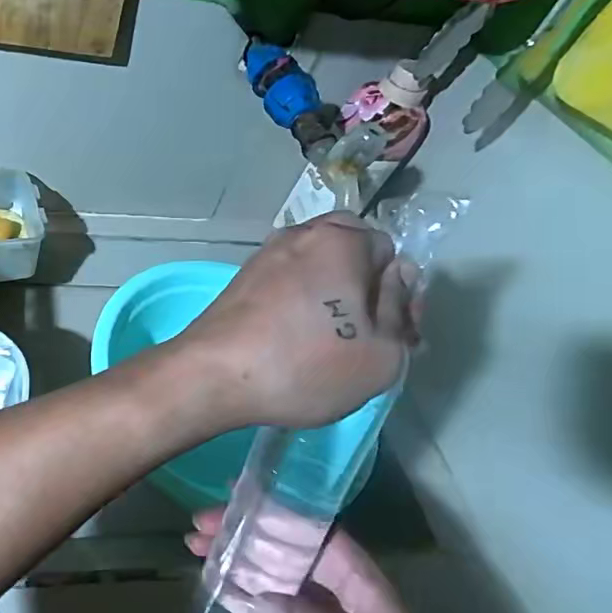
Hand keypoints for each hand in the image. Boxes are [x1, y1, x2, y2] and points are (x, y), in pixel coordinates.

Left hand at [169, 212, 413, 428]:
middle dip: (365, 287)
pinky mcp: (239, 282)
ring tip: (335, 346)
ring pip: (315, 269)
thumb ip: (401, 309)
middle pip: (348, 252)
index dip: (401, 294)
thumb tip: (396, 277)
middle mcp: (297, 236)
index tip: (398, 333)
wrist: (210, 376)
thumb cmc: (303, 365)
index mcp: (338, 240)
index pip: (390, 252)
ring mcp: (262, 258)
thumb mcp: (384, 353)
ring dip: (332, 297)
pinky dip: (299, 305)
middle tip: (369, 335)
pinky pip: (285, 284)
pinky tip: (298, 342)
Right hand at [185, 509, 488, 612]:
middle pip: (278, 540)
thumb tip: (257, 599)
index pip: (308, 525)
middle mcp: (329, 575)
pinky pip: (262, 593)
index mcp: (352, 570)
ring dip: (232, 551)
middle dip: (240, 527)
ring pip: (266, 563)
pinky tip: (210, 576)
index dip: (272, 506)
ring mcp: (312, 598)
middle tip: (199, 524)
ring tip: (194, 544)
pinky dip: (235, 582)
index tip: (233, 493)